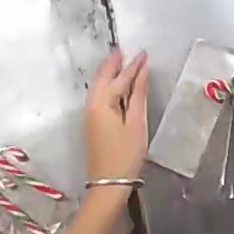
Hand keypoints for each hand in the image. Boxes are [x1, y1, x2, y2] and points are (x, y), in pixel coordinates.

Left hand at [85, 49, 148, 181]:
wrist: (108, 183)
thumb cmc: (125, 155)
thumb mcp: (136, 124)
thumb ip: (138, 96)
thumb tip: (142, 72)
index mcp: (102, 103)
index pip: (120, 78)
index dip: (133, 65)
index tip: (144, 52)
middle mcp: (92, 105)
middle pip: (102, 78)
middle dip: (113, 64)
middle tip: (123, 49)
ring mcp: (90, 115)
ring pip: (97, 87)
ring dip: (108, 73)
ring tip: (118, 61)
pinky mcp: (93, 124)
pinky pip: (98, 96)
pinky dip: (106, 85)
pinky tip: (113, 85)